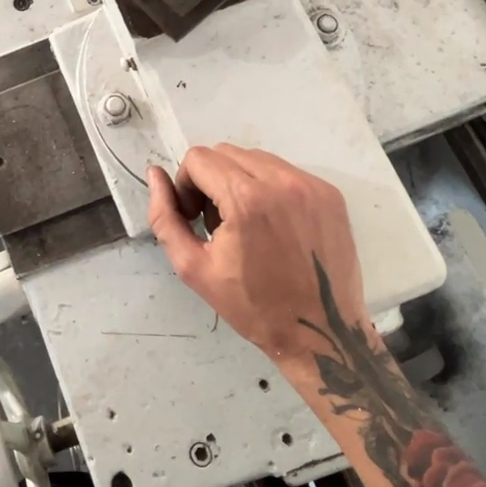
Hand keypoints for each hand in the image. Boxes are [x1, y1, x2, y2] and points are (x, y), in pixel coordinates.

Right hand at [147, 144, 368, 358]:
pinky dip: (269, 188)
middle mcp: (281, 182)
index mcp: (246, 199)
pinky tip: (273, 225)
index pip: (198, 159)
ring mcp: (310, 185)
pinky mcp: (330, 194)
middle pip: (225, 153)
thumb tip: (155, 175)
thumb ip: (166, 216)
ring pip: (255, 158)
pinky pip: (285, 171)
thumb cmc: (253, 306)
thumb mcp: (193, 267)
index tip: (195, 219)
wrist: (322, 334)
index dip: (186, 185)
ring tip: (246, 223)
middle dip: (210, 180)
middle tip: (217, 223)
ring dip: (239, 180)